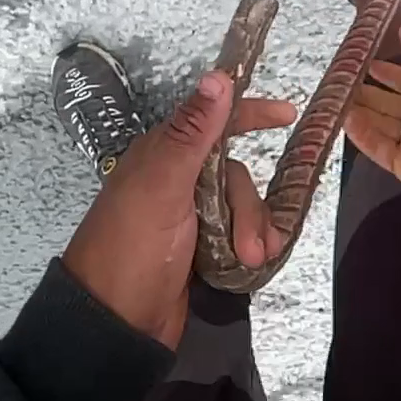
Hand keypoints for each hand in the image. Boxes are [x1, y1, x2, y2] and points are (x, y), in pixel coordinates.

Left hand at [62, 71, 295, 348]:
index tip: (288, 113)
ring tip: (251, 260)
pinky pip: (237, 233)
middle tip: (251, 245)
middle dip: (249, 206)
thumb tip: (218, 75)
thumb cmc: (133, 245)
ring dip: (252, 230)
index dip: (250, 114)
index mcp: (163, 154)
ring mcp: (188, 216)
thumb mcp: (164, 184)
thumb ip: (194, 132)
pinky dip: (249, 245)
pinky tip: (253, 264)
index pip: (213, 120)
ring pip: (240, 205)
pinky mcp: (198, 249)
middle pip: (236, 172)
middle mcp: (177, 178)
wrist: (112, 325)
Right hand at [345, 23, 400, 220]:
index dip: (385, 68)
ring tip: (332, 93)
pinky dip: (360, 133)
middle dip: (364, 87)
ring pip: (378, 120)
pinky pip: (377, 146)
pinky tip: (343, 117)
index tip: (360, 56)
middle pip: (387, 99)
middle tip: (337, 74)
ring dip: (358, 107)